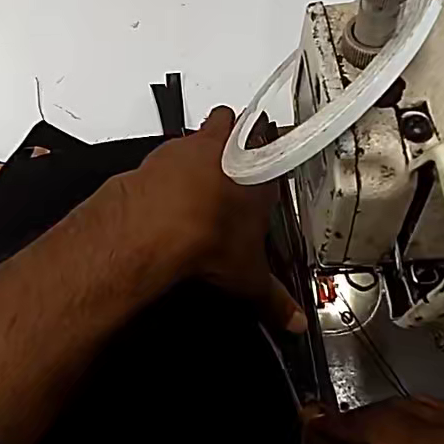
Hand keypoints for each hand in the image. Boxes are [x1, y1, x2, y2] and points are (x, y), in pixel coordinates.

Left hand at [114, 107, 304, 333]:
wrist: (154, 227)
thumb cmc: (207, 234)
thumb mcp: (248, 276)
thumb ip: (274, 299)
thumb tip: (292, 319)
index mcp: (257, 170)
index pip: (274, 148)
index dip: (270, 156)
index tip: (267, 173)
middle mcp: (222, 149)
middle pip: (231, 125)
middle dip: (231, 138)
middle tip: (231, 166)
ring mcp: (185, 150)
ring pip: (194, 137)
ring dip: (194, 156)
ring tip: (196, 190)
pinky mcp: (152, 158)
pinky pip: (160, 159)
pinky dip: (161, 176)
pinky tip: (164, 203)